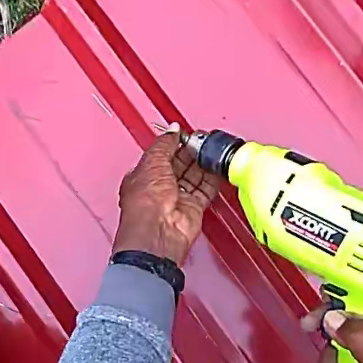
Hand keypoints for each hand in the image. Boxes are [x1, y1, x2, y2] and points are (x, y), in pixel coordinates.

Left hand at [113, 131, 219, 264]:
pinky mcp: (193, 208)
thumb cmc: (145, 204)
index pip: (161, 154)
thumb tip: (173, 130)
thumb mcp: (152, 162)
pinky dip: (213, 180)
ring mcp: (177, 199)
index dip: (174, 143)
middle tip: (203, 141)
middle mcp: (160, 188)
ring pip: (194, 177)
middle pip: (180, 165)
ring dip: (203, 164)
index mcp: (144, 176)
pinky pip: (205, 191)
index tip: (186, 134)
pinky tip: (218, 168)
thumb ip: (164, 144)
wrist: (158, 232)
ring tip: (212, 151)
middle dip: (191, 152)